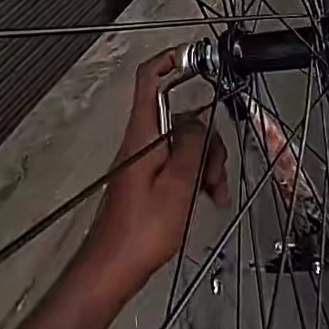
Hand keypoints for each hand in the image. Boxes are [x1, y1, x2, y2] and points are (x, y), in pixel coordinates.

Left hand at [79, 50, 228, 297]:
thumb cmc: (141, 231)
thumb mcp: (177, 185)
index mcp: (143, 133)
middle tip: (215, 170)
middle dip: (207, 138)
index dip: (169, 60)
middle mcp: (142, 140)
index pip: (149, 79)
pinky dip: (196, 176)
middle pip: (182, 117)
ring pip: (185, 142)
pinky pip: (179, 163)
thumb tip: (202, 118)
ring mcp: (145, 159)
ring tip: (212, 192)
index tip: (194, 59)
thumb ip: (192, 145)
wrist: (113, 269)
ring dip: (205, 163)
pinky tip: (206, 198)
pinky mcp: (149, 178)